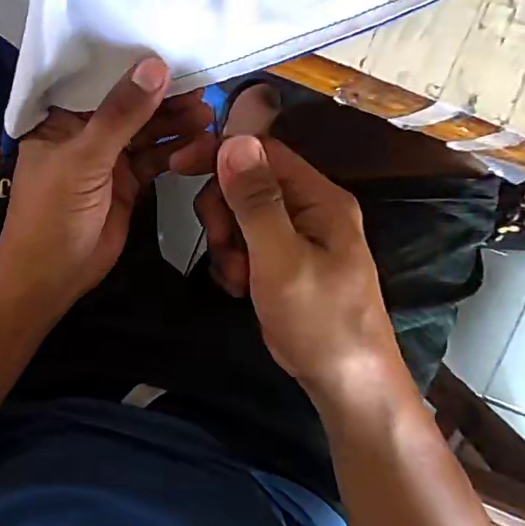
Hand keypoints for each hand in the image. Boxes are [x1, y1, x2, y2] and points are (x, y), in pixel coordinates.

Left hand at [0, 58, 216, 315]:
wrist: (52, 278)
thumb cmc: (52, 214)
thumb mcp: (84, 160)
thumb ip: (120, 115)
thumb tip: (155, 65)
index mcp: (60, 118)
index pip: (99, 79)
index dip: (133, 65)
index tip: (174, 47)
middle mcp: (84, 132)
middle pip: (129, 103)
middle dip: (163, 96)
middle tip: (202, 86)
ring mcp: (107, 157)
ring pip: (146, 130)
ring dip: (175, 123)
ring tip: (208, 114)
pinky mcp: (127, 181)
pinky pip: (156, 157)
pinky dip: (176, 150)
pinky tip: (201, 142)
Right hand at [204, 134, 403, 400]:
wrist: (346, 384)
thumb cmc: (319, 321)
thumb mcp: (280, 258)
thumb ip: (256, 201)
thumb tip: (235, 141)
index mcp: (319, 198)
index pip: (263, 152)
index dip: (220, 155)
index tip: (177, 167)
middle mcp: (311, 209)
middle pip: (247, 184)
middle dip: (224, 213)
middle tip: (224, 248)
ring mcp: (298, 237)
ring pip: (241, 216)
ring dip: (227, 244)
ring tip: (238, 278)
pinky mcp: (285, 262)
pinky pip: (246, 244)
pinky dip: (235, 263)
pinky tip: (241, 288)